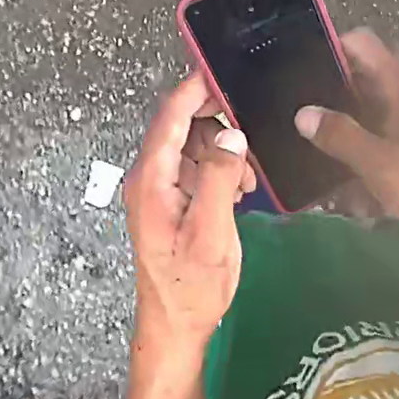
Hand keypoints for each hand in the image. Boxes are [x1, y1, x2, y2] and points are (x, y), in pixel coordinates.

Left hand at [123, 73, 256, 358]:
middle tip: (249, 133)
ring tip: (247, 175)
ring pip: (192, 146)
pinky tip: (239, 188)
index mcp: (152, 180)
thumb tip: (232, 136)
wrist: (175, 327)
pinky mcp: (172, 201)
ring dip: (222, 150)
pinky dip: (219, 168)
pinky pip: (196, 167)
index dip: (193, 90)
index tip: (219, 71)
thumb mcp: (211, 231)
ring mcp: (159, 190)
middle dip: (217, 124)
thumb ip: (220, 178)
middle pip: (181, 127)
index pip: (170, 118)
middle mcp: (149, 178)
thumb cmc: (192, 285)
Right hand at [295, 29, 398, 245]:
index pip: (362, 44)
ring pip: (366, 109)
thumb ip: (340, 136)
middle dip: (329, 90)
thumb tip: (304, 113)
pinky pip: (377, 135)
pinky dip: (359, 147)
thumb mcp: (378, 163)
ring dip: (343, 124)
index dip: (331, 44)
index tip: (301, 63)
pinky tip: (340, 176)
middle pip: (360, 77)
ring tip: (310, 142)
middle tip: (296, 107)